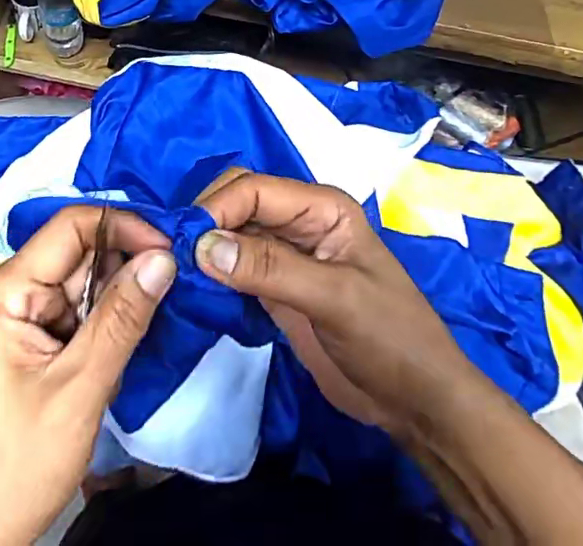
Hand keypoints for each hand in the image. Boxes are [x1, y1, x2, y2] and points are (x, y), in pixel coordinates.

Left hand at [0, 205, 176, 545]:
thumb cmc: (16, 465)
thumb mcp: (79, 387)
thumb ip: (124, 317)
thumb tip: (166, 257)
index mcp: (7, 293)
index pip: (73, 226)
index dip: (125, 227)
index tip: (169, 250)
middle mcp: (16, 292)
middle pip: (86, 247)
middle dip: (133, 257)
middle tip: (178, 276)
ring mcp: (30, 314)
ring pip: (94, 275)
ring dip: (130, 285)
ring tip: (166, 300)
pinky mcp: (46, 336)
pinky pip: (92, 303)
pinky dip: (121, 309)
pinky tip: (143, 322)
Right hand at [192, 169, 490, 437]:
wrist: (413, 395)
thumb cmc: (389, 336)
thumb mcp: (336, 299)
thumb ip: (272, 269)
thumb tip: (202, 244)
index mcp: (325, 207)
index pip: (257, 189)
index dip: (216, 209)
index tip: (179, 246)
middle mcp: (304, 223)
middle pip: (241, 204)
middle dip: (205, 223)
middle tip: (169, 261)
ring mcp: (290, 256)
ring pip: (235, 236)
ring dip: (204, 250)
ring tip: (170, 278)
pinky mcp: (280, 290)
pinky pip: (238, 270)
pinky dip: (214, 276)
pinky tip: (191, 293)